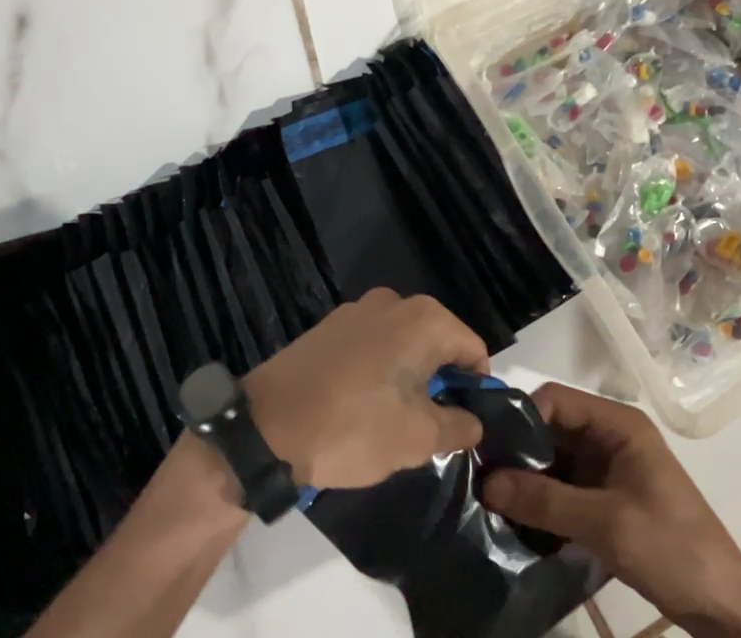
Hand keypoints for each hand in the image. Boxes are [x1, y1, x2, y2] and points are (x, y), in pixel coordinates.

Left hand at [242, 289, 488, 489]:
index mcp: (424, 319)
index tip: (465, 424)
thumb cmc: (353, 428)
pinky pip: (371, 348)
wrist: (264, 428)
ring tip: (392, 423)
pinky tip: (362, 408)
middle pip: (437, 345)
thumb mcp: (418, 438)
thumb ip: (459, 426)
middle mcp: (394, 302)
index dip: (476, 389)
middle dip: (440, 384)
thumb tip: (473, 421)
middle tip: (430, 429)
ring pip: (402, 347)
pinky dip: (377, 374)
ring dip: (407, 380)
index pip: (473, 351)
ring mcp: (356, 311)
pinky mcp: (327, 328)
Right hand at [482, 384, 740, 637]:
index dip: (520, 418)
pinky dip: (541, 501)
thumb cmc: (670, 548)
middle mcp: (611, 437)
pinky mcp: (606, 499)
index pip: (555, 400)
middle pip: (551, 429)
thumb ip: (544, 499)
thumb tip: (485, 481)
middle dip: (517, 453)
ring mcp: (609, 469)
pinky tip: (515, 520)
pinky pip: (563, 488)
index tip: (486, 449)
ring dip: (525, 480)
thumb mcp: (604, 523)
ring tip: (488, 502)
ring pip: (553, 461)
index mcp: (619, 425)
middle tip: (478, 479)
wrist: (720, 603)